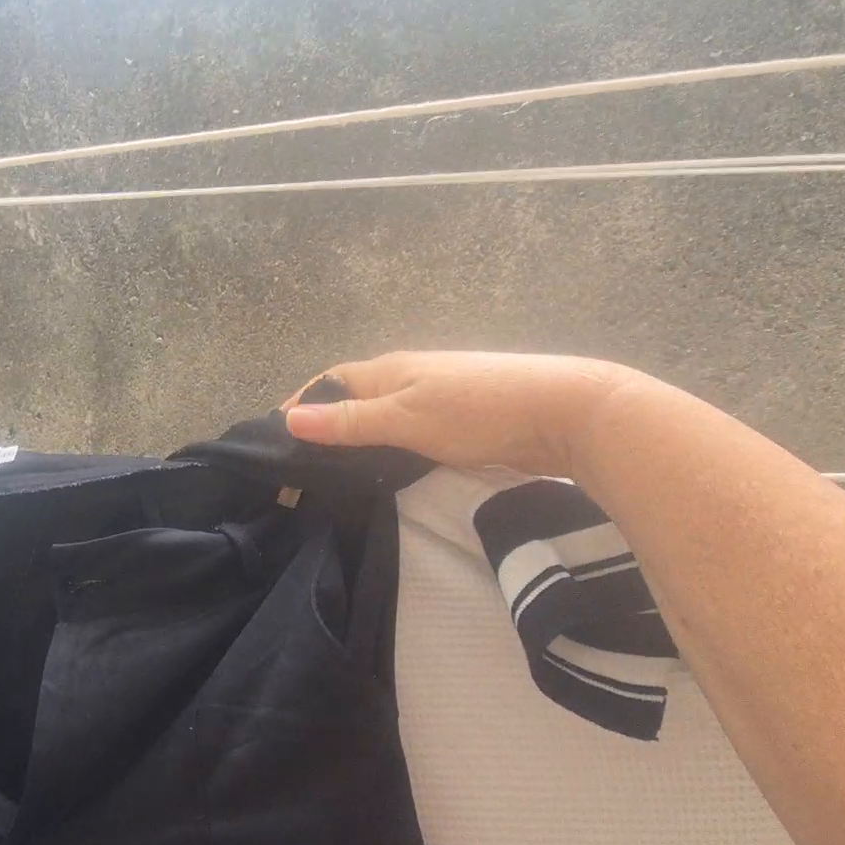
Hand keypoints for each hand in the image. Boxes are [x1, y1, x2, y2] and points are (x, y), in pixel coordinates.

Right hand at [283, 351, 644, 477]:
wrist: (569, 413)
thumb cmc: (478, 411)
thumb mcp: (404, 419)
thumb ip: (348, 422)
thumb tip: (289, 419)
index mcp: (387, 370)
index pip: (327, 383)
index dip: (300, 406)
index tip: (275, 441)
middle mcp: (406, 377)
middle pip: (351, 399)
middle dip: (323, 425)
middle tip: (299, 466)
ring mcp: (434, 397)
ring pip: (379, 416)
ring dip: (354, 439)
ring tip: (333, 473)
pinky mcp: (457, 420)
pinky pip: (404, 431)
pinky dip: (384, 448)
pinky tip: (384, 469)